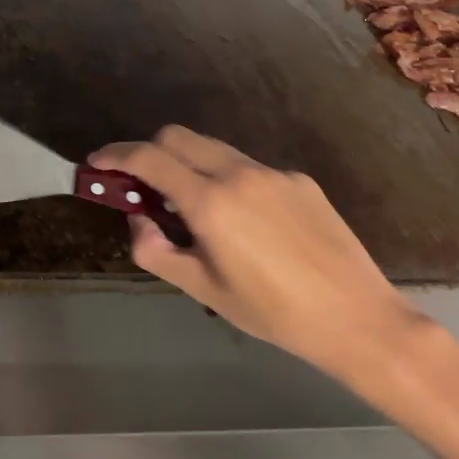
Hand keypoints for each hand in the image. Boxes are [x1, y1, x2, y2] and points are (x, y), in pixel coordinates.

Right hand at [90, 126, 425, 376]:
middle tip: (141, 184)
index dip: (115, 155)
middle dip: (149, 151)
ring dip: (188, 164)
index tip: (97, 163)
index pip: (148, 158)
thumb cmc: (273, 312)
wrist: (360, 321)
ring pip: (213, 149)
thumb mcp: (202, 288)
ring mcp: (272, 173)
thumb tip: (138, 217)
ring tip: (192, 206)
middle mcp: (238, 174)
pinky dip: (227, 180)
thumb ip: (154, 248)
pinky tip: (245, 222)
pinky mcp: (300, 181)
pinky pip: (248, 168)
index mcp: (210, 201)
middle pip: (177, 137)